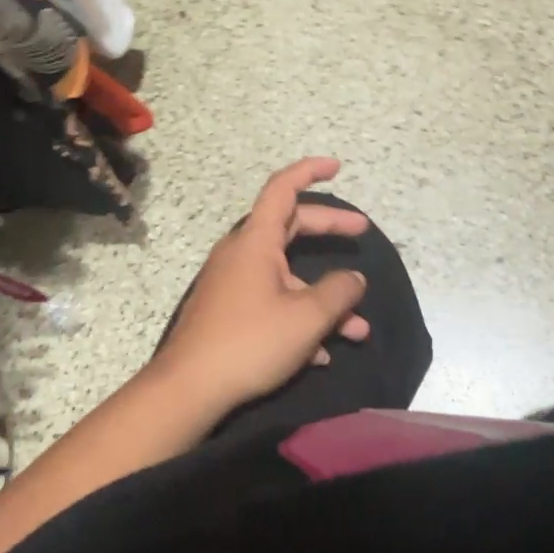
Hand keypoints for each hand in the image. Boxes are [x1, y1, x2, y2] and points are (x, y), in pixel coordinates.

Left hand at [148, 158, 371, 409]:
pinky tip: (320, 355)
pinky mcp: (228, 312)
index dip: (309, 172)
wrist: (190, 385)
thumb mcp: (306, 317)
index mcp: (256, 241)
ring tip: (357, 330)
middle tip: (362, 234)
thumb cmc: (250, 341)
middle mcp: (241, 254)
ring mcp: (232, 283)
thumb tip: (354, 279)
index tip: (336, 167)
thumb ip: (338, 293)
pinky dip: (298, 319)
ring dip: (322, 297)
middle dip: (328, 231)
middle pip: (290, 228)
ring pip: (286, 277)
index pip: (282, 189)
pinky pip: (271, 303)